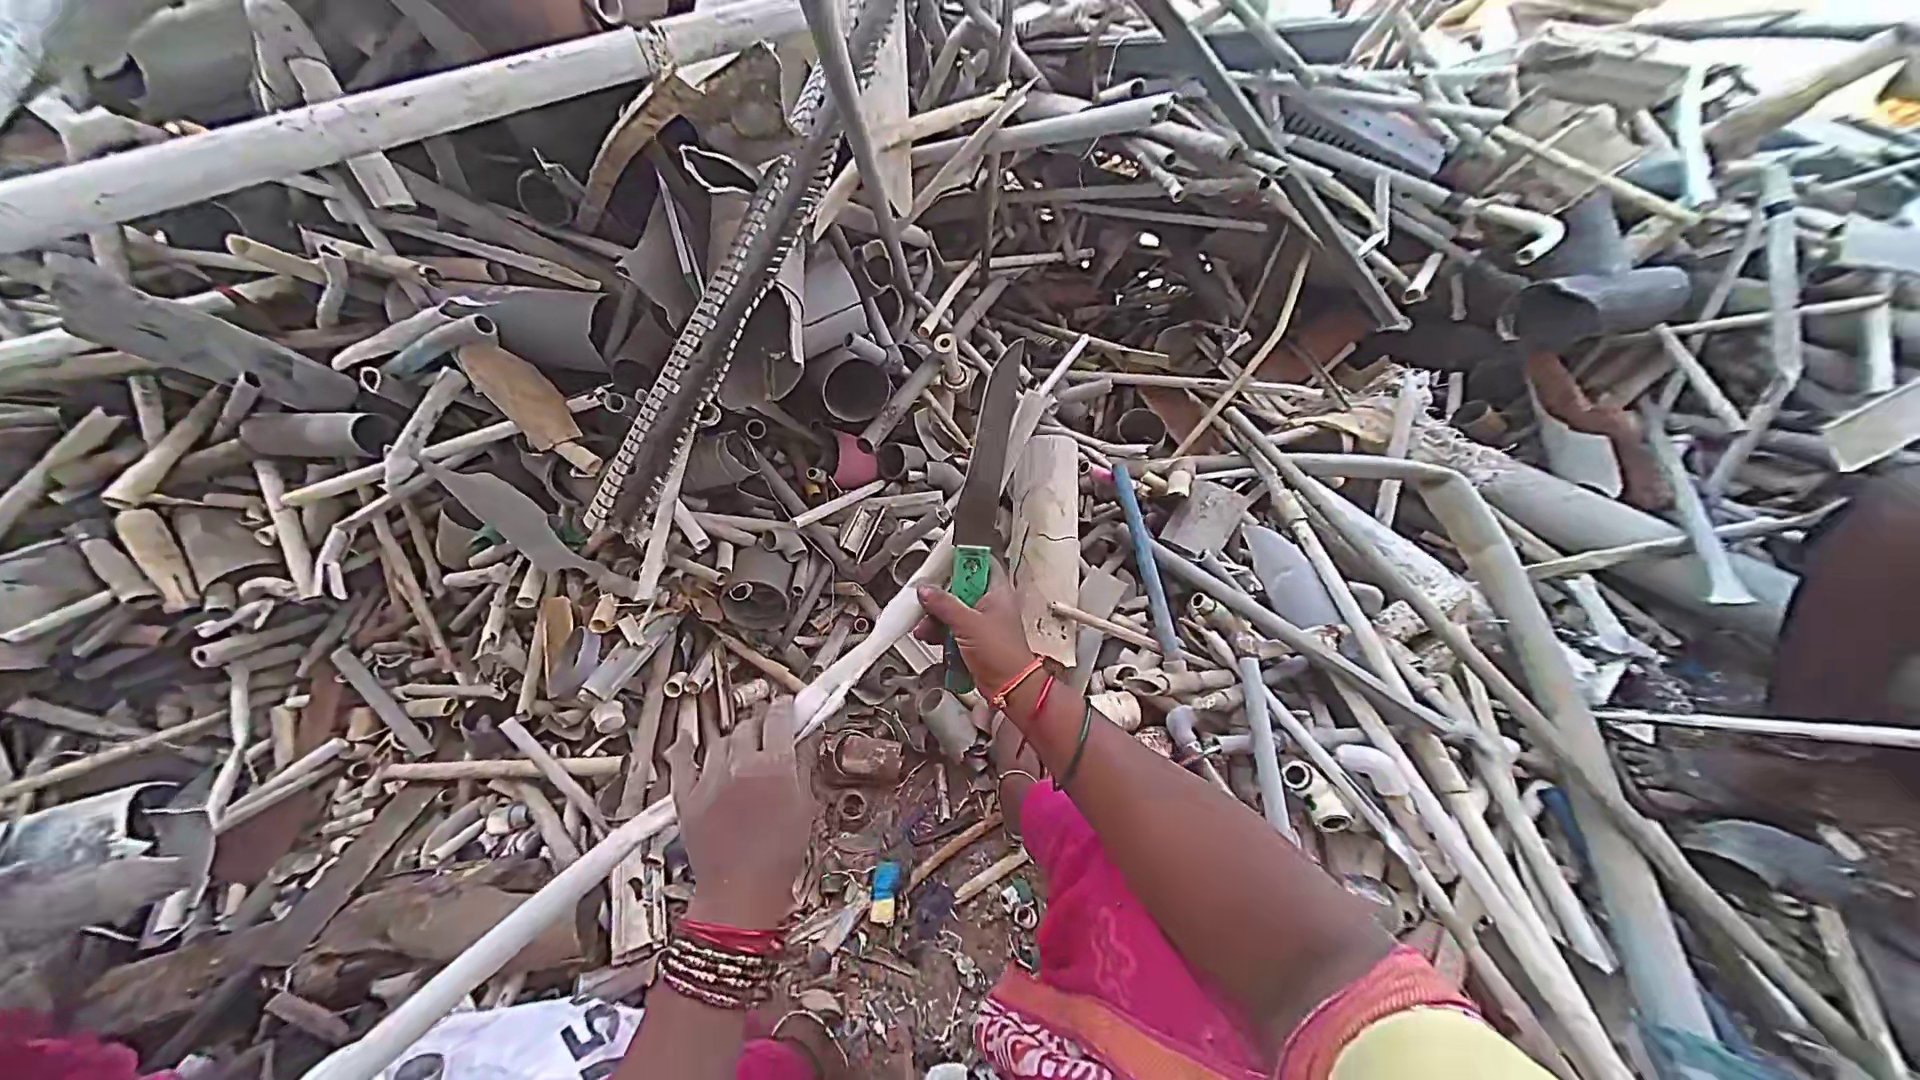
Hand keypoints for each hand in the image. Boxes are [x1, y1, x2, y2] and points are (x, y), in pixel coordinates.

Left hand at [665, 697, 813, 929]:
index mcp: (774, 766)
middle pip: (749, 725)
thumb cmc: (778, 856)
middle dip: (762, 725)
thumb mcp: (805, 804)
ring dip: (734, 740)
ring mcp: (710, 781)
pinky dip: (685, 747)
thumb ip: (803, 764)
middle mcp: (739, 767)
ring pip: (721, 740)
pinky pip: (681, 761)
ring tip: (743, 753)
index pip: (779, 716)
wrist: (742, 895)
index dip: (786, 708)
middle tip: (770, 735)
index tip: (789, 707)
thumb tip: (807, 737)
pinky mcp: (687, 797)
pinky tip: (687, 739)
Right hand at [916, 565, 1038, 702]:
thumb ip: (944, 605)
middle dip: (941, 597)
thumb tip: (927, 591)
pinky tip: (933, 637)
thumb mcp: (968, 623)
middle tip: (928, 601)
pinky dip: (942, 632)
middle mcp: (991, 604)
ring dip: (938, 618)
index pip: (981, 562)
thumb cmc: (1003, 655)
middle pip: (961, 588)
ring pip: (954, 610)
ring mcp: (982, 622)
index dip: (962, 559)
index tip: (942, 562)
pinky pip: (953, 629)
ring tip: (927, 627)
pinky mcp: (975, 639)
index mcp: (998, 591)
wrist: (1010, 687)